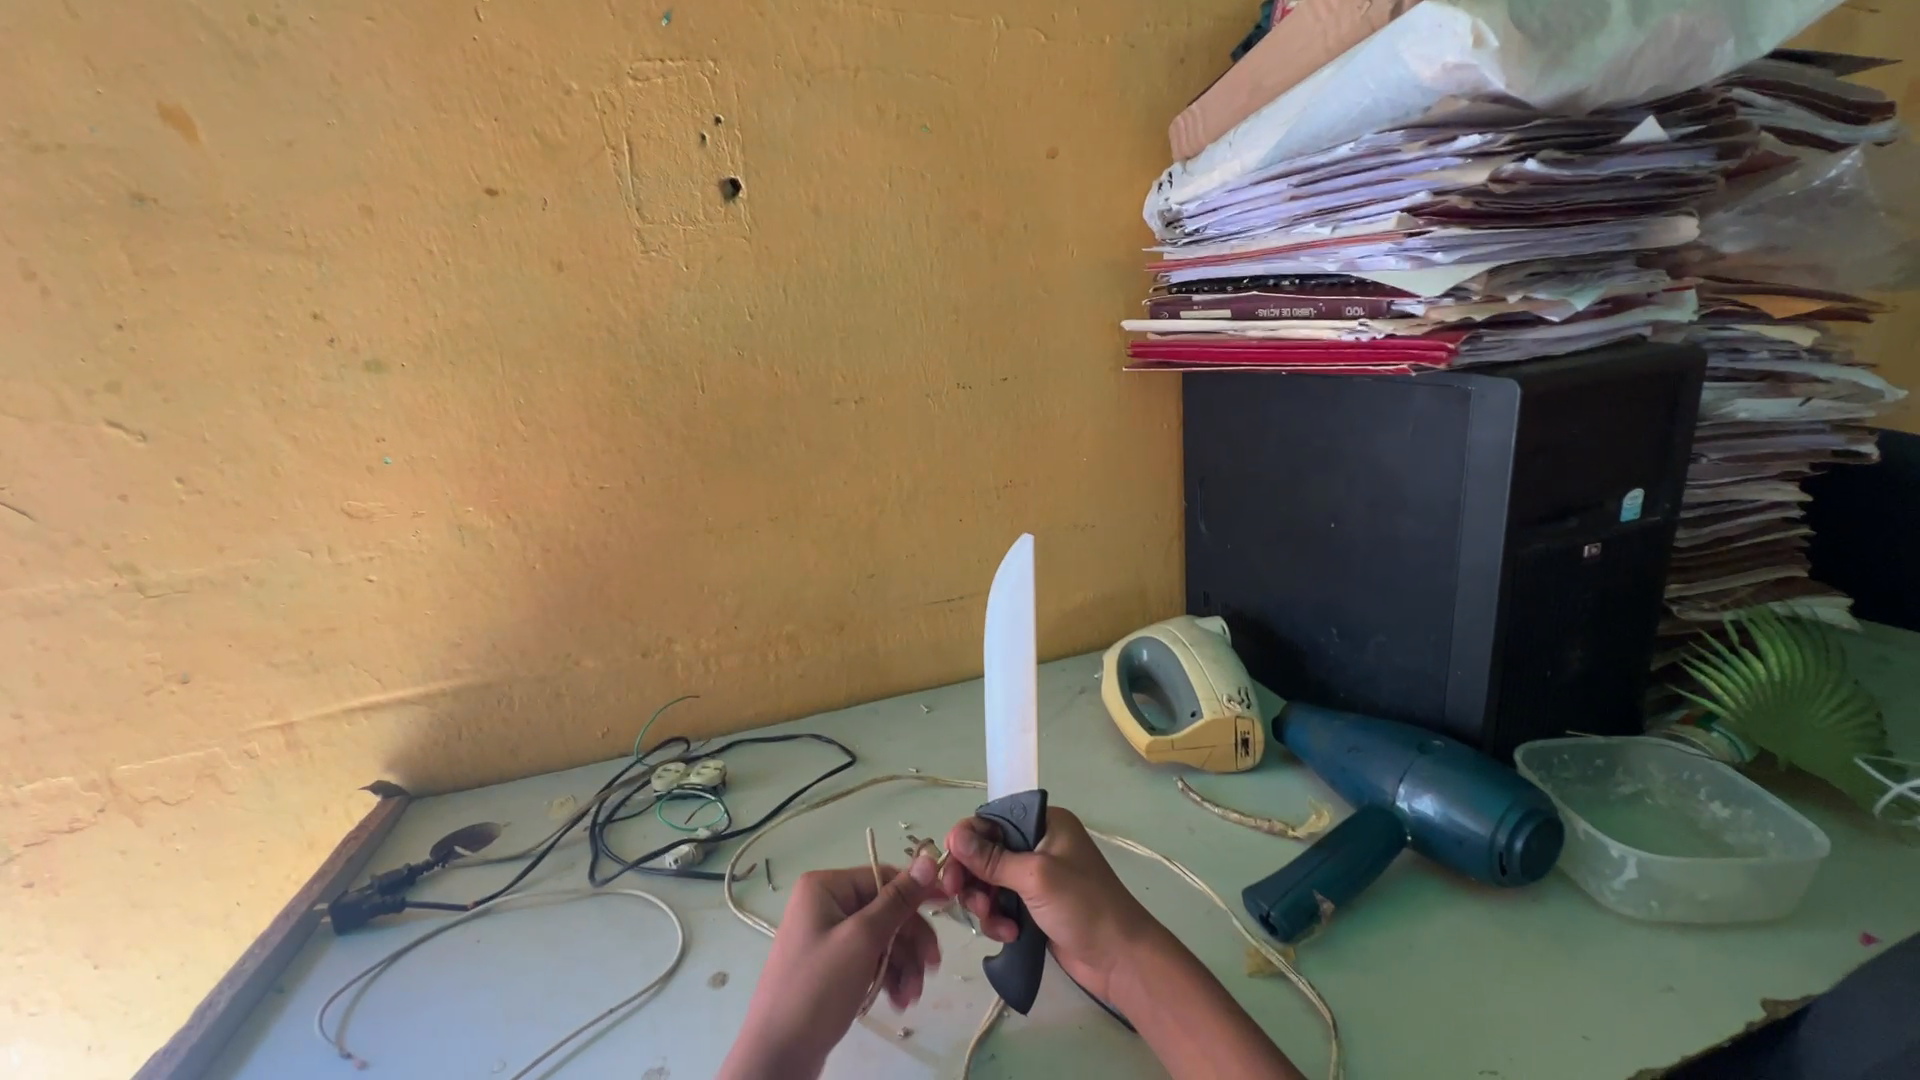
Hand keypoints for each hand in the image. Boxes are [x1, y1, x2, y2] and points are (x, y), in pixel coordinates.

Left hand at [719, 853, 943, 1079]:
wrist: (776, 1057)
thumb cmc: (817, 989)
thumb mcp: (862, 940)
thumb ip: (898, 900)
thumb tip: (928, 859)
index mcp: (825, 887)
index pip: (884, 878)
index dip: (917, 894)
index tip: (950, 907)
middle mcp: (825, 905)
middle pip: (886, 911)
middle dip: (910, 943)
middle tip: (932, 968)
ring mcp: (828, 938)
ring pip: (882, 940)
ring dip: (903, 966)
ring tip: (911, 997)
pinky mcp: (831, 968)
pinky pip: (870, 961)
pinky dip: (888, 978)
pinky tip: (898, 1001)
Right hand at [941, 807, 1165, 1001]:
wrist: (1120, 959)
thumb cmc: (1084, 906)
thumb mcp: (1036, 877)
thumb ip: (993, 859)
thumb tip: (954, 836)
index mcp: (1045, 823)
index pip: (994, 820)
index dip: (968, 839)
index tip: (951, 863)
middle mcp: (1039, 844)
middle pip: (986, 852)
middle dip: (972, 876)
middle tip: (956, 896)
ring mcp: (1036, 877)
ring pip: (989, 882)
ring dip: (984, 902)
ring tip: (993, 921)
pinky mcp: (1033, 907)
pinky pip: (1001, 905)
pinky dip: (998, 919)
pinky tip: (1008, 934)